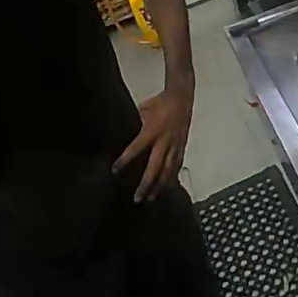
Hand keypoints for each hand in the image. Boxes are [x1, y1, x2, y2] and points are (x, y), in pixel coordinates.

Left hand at [114, 86, 192, 200]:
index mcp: (151, 131)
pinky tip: (168, 187)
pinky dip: (172, 177)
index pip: (136, 148)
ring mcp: (174, 146)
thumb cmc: (160, 103)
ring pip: (167, 170)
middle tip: (137, 198)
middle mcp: (163, 141)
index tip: (115, 170)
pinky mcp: (182, 146)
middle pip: (154, 167)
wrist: (181, 98)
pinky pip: (177, 165)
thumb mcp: (144, 109)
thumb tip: (126, 127)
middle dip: (146, 184)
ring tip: (151, 198)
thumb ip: (137, 121)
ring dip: (159, 186)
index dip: (125, 160)